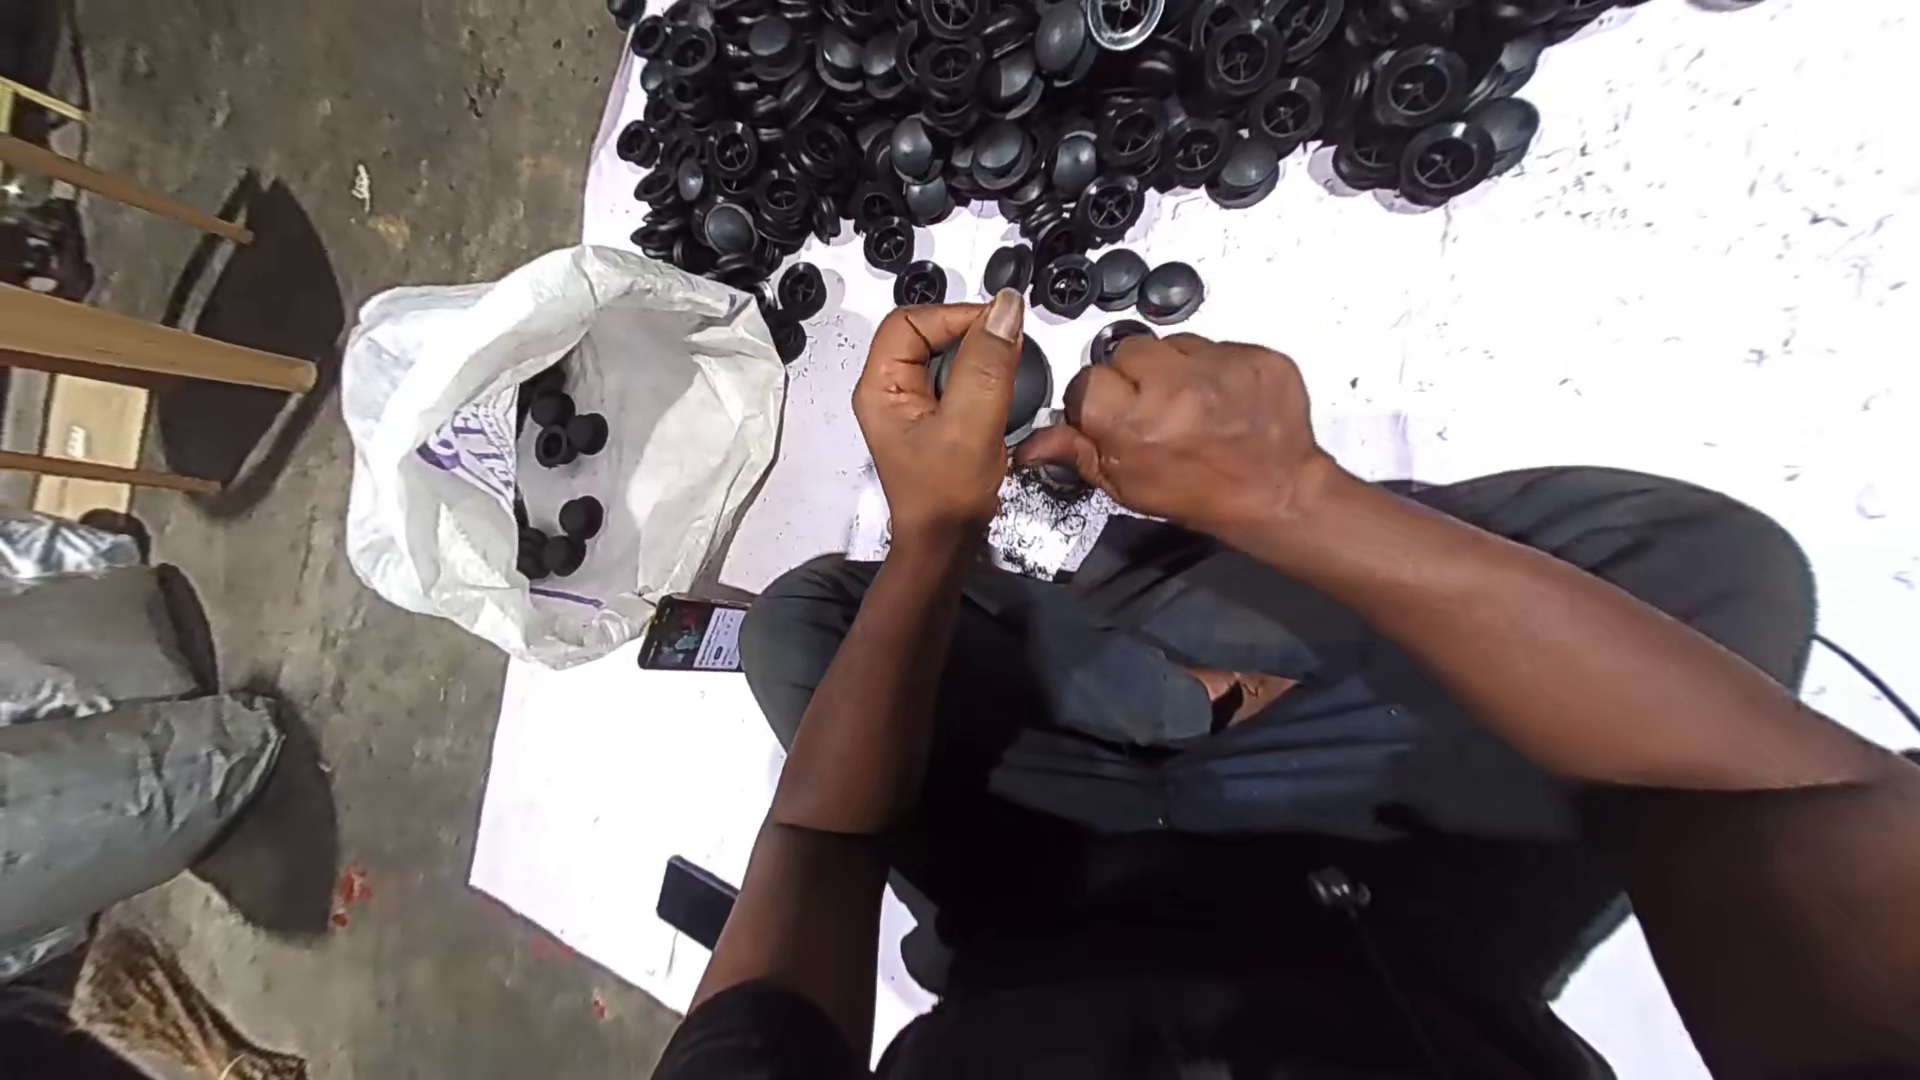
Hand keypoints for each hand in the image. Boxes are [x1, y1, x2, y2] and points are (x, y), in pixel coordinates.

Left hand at [854, 289, 1026, 546]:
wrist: (947, 543)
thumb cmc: (945, 497)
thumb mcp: (968, 426)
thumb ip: (986, 366)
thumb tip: (1004, 307)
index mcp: (881, 388)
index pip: (910, 323)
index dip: (954, 316)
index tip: (998, 325)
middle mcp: (891, 392)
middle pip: (926, 334)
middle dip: (968, 334)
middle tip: (1007, 345)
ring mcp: (912, 406)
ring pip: (944, 357)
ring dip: (978, 356)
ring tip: (1006, 369)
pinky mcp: (935, 419)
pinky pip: (957, 381)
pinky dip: (981, 378)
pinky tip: (998, 390)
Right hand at [1016, 333, 1336, 539]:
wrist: (1273, 493)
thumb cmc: (1197, 495)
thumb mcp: (1125, 485)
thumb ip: (1078, 453)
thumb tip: (1031, 445)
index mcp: (1135, 424)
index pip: (1087, 381)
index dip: (1095, 398)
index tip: (1110, 413)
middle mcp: (1174, 389)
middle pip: (1126, 349)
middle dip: (1131, 376)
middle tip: (1151, 408)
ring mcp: (1219, 368)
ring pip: (1170, 342)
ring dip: (1171, 367)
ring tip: (1188, 403)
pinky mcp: (1253, 355)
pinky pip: (1214, 344)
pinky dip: (1210, 366)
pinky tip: (1217, 396)